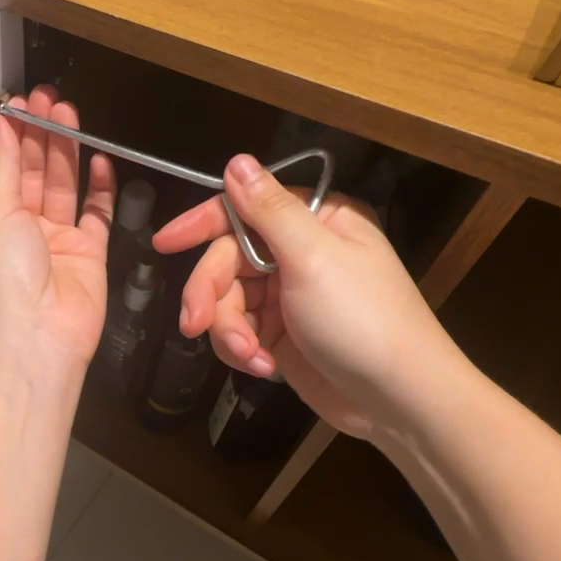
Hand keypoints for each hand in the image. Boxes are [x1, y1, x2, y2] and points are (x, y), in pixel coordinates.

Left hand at [0, 86, 115, 383]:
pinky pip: (98, 213)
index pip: (6, 168)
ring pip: (66, 185)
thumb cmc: (7, 281)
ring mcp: (60, 240)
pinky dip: (101, 187)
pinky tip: (100, 159)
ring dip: (69, 150)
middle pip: (37, 172)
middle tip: (51, 98)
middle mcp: (26, 229)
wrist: (39, 338)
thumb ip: (3, 168)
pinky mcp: (91, 252)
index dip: (14, 135)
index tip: (21, 102)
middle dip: (43, 134)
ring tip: (72, 114)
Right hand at [152, 154, 464, 438]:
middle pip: (226, 261)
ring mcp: (288, 294)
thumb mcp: (314, 258)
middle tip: (195, 327)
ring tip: (250, 357)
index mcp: (316, 221)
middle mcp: (299, 252)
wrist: (397, 400)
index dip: (200, 225)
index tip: (163, 244)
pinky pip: (238, 331)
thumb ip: (269, 211)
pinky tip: (262, 366)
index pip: (242, 210)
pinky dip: (242, 350)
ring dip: (229, 332)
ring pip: (226, 301)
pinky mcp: (280, 333)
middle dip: (211, 297)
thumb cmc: (363, 320)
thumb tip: (237, 161)